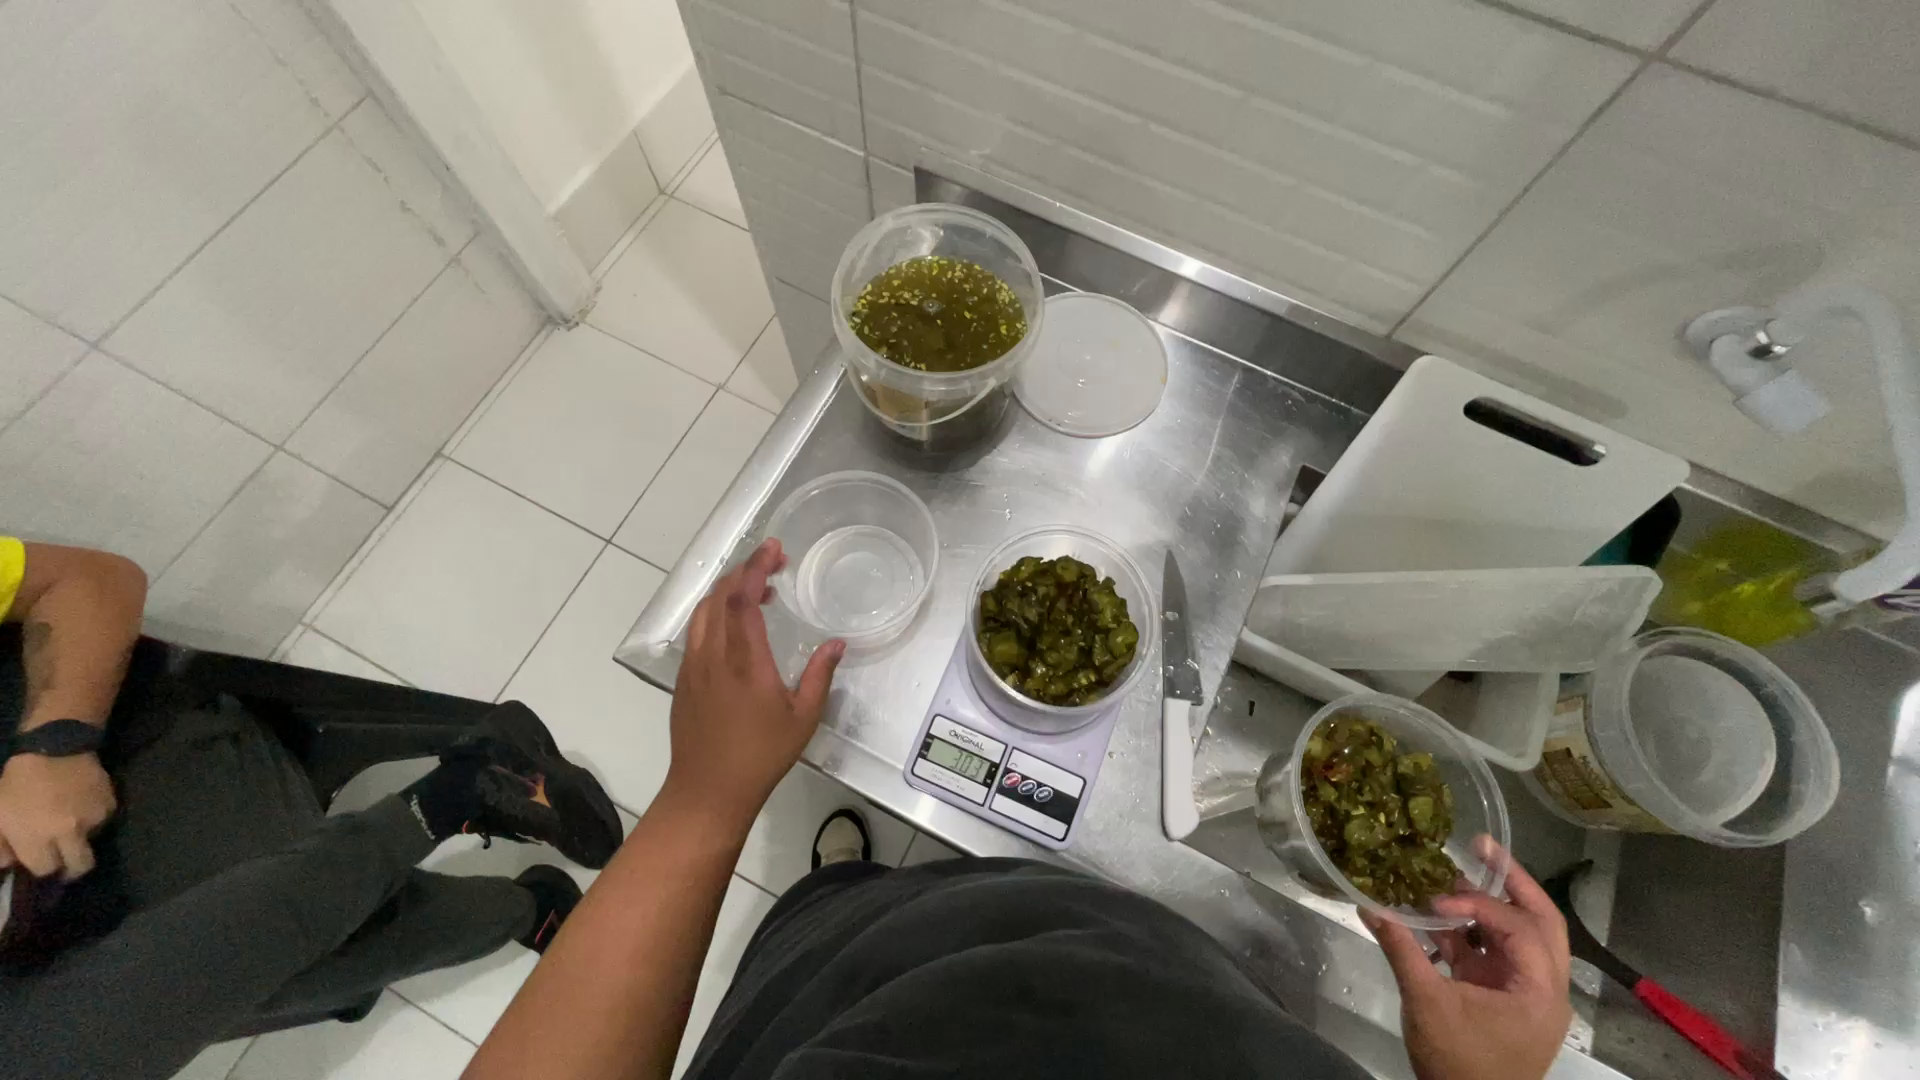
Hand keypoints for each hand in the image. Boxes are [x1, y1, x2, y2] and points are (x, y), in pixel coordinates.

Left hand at [0, 751, 116, 879]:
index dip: (41, 872)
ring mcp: (95, 817)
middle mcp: (72, 832)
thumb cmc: (16, 787)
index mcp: (38, 837)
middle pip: (81, 864)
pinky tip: (79, 808)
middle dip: (72, 870)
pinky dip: (91, 820)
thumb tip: (11, 865)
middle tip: (63, 866)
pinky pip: (101, 821)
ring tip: (67, 825)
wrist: (56, 753)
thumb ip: (0, 847)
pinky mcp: (111, 804)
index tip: (39, 870)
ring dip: (80, 839)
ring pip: (91, 840)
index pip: (47, 870)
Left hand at [662, 539, 844, 826]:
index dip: (757, 567)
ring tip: (759, 588)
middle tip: (774, 561)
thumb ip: (820, 676)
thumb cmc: (761, 756)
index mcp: (745, 662)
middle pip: (719, 596)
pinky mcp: (684, 679)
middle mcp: (713, 656)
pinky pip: (698, 631)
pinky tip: (736, 623)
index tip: (775, 549)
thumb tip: (837, 644)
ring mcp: (694, 667)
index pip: (743, 600)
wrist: (708, 791)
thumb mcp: (803, 718)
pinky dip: (716, 612)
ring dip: (728, 590)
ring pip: (703, 611)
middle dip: (745, 570)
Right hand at [1362, 836, 1571, 1079]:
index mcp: (1539, 991)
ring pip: (1521, 934)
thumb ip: (1401, 949)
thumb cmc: (1459, 1062)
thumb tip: (1368, 904)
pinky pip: (1492, 951)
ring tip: (1456, 871)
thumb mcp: (1426, 1004)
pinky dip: (1469, 928)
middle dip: (1512, 881)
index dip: (1477, 905)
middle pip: (1541, 921)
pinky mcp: (1501, 997)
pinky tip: (1436, 913)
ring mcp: (1523, 991)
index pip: (1519, 928)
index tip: (1433, 902)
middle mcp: (1543, 986)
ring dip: (1490, 902)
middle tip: (1480, 846)